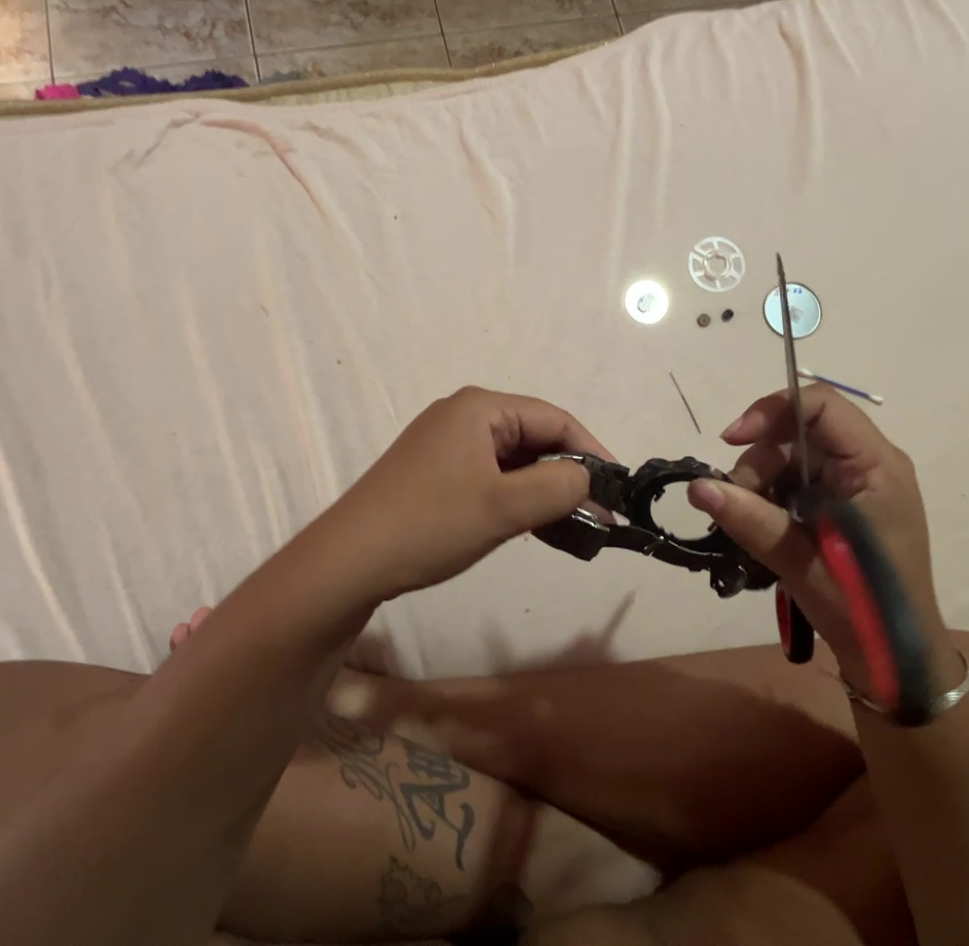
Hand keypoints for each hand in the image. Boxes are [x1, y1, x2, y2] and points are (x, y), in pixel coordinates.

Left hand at [307, 387, 611, 601]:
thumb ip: (558, 487)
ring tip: (572, 528)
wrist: (349, 560)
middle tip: (599, 517)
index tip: (619, 493)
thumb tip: (588, 479)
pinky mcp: (433, 474)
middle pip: (534, 438)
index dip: (593, 453)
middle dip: (569, 476)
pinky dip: (516, 499)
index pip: (555, 418)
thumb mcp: (504, 506)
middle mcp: (462, 417)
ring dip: (544, 492)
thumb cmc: (430, 524)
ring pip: (513, 462)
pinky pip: (490, 478)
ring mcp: (444, 446)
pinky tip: (531, 527)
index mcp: (479, 409)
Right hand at [686, 386, 953, 680]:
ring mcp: (853, 487)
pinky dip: (768, 501)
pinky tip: (761, 531)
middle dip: (758, 463)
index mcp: (875, 466)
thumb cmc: (865, 606)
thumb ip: (752, 520)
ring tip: (749, 529)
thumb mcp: (802, 562)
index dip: (772, 411)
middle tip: (736, 506)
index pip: (821, 405)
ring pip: (789, 460)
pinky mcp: (839, 508)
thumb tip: (698, 488)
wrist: (896, 660)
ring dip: (758, 486)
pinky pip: (793, 485)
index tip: (732, 441)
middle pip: (797, 433)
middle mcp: (867, 465)